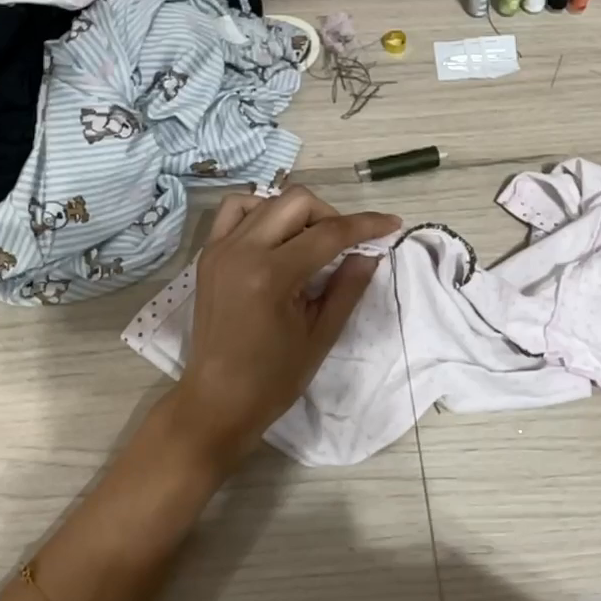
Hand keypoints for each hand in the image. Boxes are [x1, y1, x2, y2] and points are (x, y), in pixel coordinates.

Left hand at [172, 186, 399, 467]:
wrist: (216, 400)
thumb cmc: (272, 378)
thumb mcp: (320, 336)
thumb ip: (347, 288)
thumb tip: (370, 254)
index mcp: (272, 275)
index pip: (328, 234)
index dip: (365, 225)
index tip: (392, 224)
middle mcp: (242, 250)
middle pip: (297, 202)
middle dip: (331, 215)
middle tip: (347, 244)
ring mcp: (220, 248)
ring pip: (268, 200)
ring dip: (298, 213)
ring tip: (313, 241)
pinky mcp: (208, 253)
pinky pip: (235, 210)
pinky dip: (260, 211)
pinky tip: (277, 235)